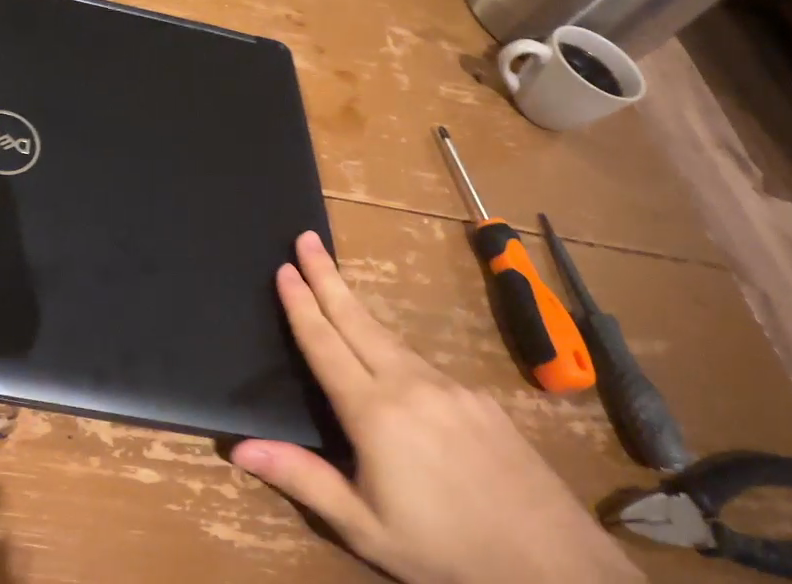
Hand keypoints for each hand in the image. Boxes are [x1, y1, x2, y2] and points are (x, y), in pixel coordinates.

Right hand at [231, 232, 641, 583]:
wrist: (552, 566)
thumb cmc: (444, 549)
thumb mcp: (364, 526)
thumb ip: (303, 478)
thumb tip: (239, 447)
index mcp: (374, 413)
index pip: (325, 344)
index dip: (301, 304)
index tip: (284, 267)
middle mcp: (410, 385)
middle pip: (357, 320)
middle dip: (327, 276)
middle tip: (305, 238)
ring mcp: (450, 387)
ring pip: (390, 336)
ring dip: (356, 305)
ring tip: (334, 282)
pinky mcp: (479, 398)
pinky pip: (422, 361)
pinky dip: (392, 343)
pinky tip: (387, 354)